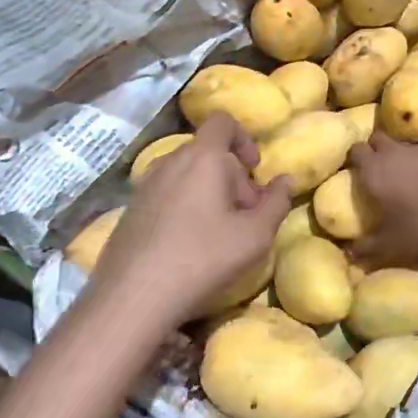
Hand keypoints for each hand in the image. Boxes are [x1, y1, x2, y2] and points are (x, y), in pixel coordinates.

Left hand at [93, 113, 291, 321]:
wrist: (133, 296)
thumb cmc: (203, 258)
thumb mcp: (255, 235)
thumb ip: (276, 203)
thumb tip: (287, 180)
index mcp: (203, 158)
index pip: (222, 121)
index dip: (244, 138)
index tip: (255, 169)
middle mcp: (170, 162)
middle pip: (207, 152)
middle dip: (232, 175)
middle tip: (246, 213)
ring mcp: (145, 185)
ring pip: (186, 174)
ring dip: (209, 191)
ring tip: (219, 230)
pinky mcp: (131, 209)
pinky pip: (167, 193)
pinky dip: (185, 205)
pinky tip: (190, 243)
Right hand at [347, 133, 417, 258]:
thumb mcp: (391, 244)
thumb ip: (367, 247)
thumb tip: (351, 252)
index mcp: (374, 170)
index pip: (355, 150)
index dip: (354, 160)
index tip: (356, 173)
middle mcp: (394, 153)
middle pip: (377, 139)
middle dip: (375, 150)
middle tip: (377, 171)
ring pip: (401, 145)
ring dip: (399, 156)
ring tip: (404, 176)